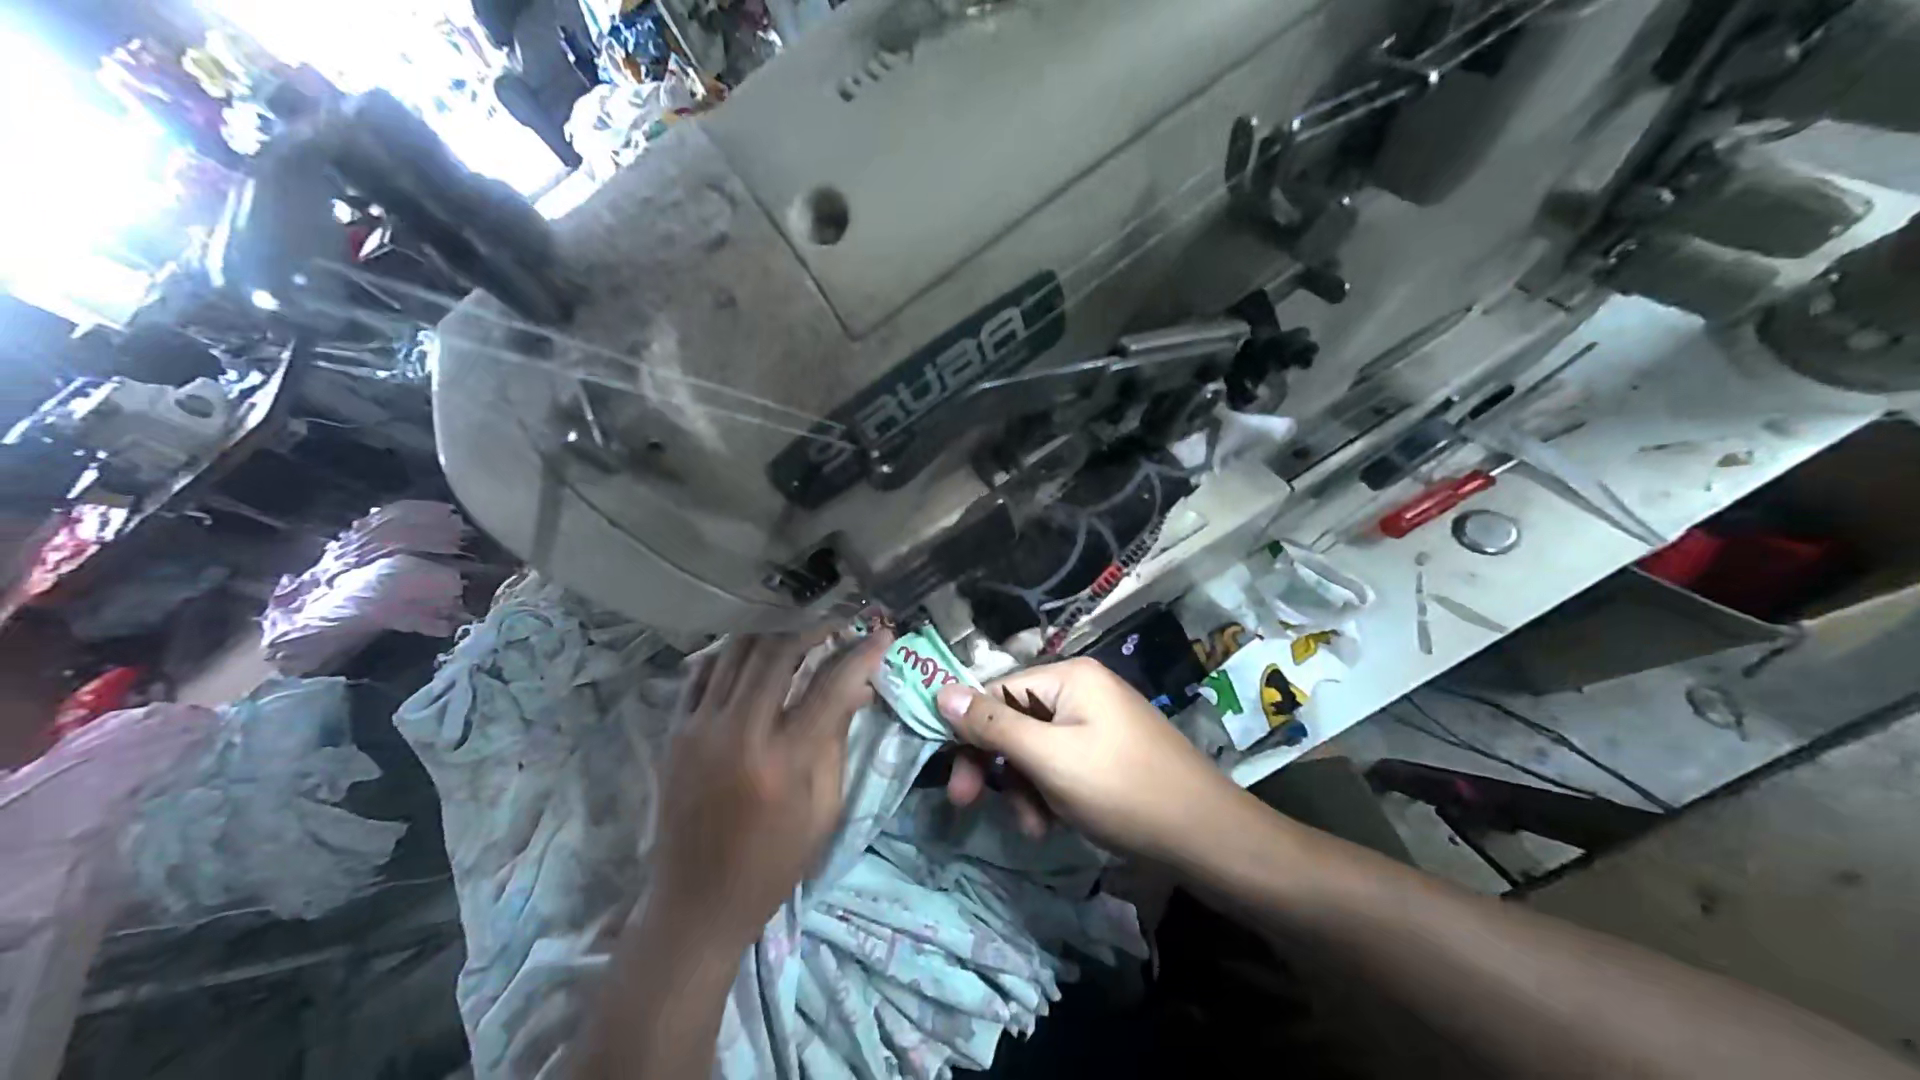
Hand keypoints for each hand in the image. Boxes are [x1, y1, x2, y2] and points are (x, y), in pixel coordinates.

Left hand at [651, 627, 890, 944]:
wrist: (697, 903)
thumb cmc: (774, 862)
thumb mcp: (823, 808)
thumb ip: (837, 740)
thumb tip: (859, 687)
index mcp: (784, 759)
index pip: (830, 686)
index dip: (861, 654)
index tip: (882, 635)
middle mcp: (739, 732)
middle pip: (779, 652)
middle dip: (815, 630)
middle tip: (837, 625)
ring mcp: (700, 728)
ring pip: (737, 652)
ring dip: (772, 634)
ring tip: (798, 632)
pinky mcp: (674, 732)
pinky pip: (702, 674)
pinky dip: (731, 656)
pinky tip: (752, 656)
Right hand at [936, 657, 1247, 865]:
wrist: (1207, 837)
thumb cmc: (1122, 790)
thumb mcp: (1048, 758)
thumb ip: (992, 726)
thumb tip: (940, 691)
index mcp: (1069, 677)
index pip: (996, 692)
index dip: (968, 733)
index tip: (953, 778)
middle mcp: (1082, 691)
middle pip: (1014, 721)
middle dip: (995, 766)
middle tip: (968, 803)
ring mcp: (1097, 723)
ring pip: (1034, 749)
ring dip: (1022, 787)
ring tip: (1034, 825)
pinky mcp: (1108, 754)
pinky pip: (1060, 764)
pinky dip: (1048, 793)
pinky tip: (1053, 824)